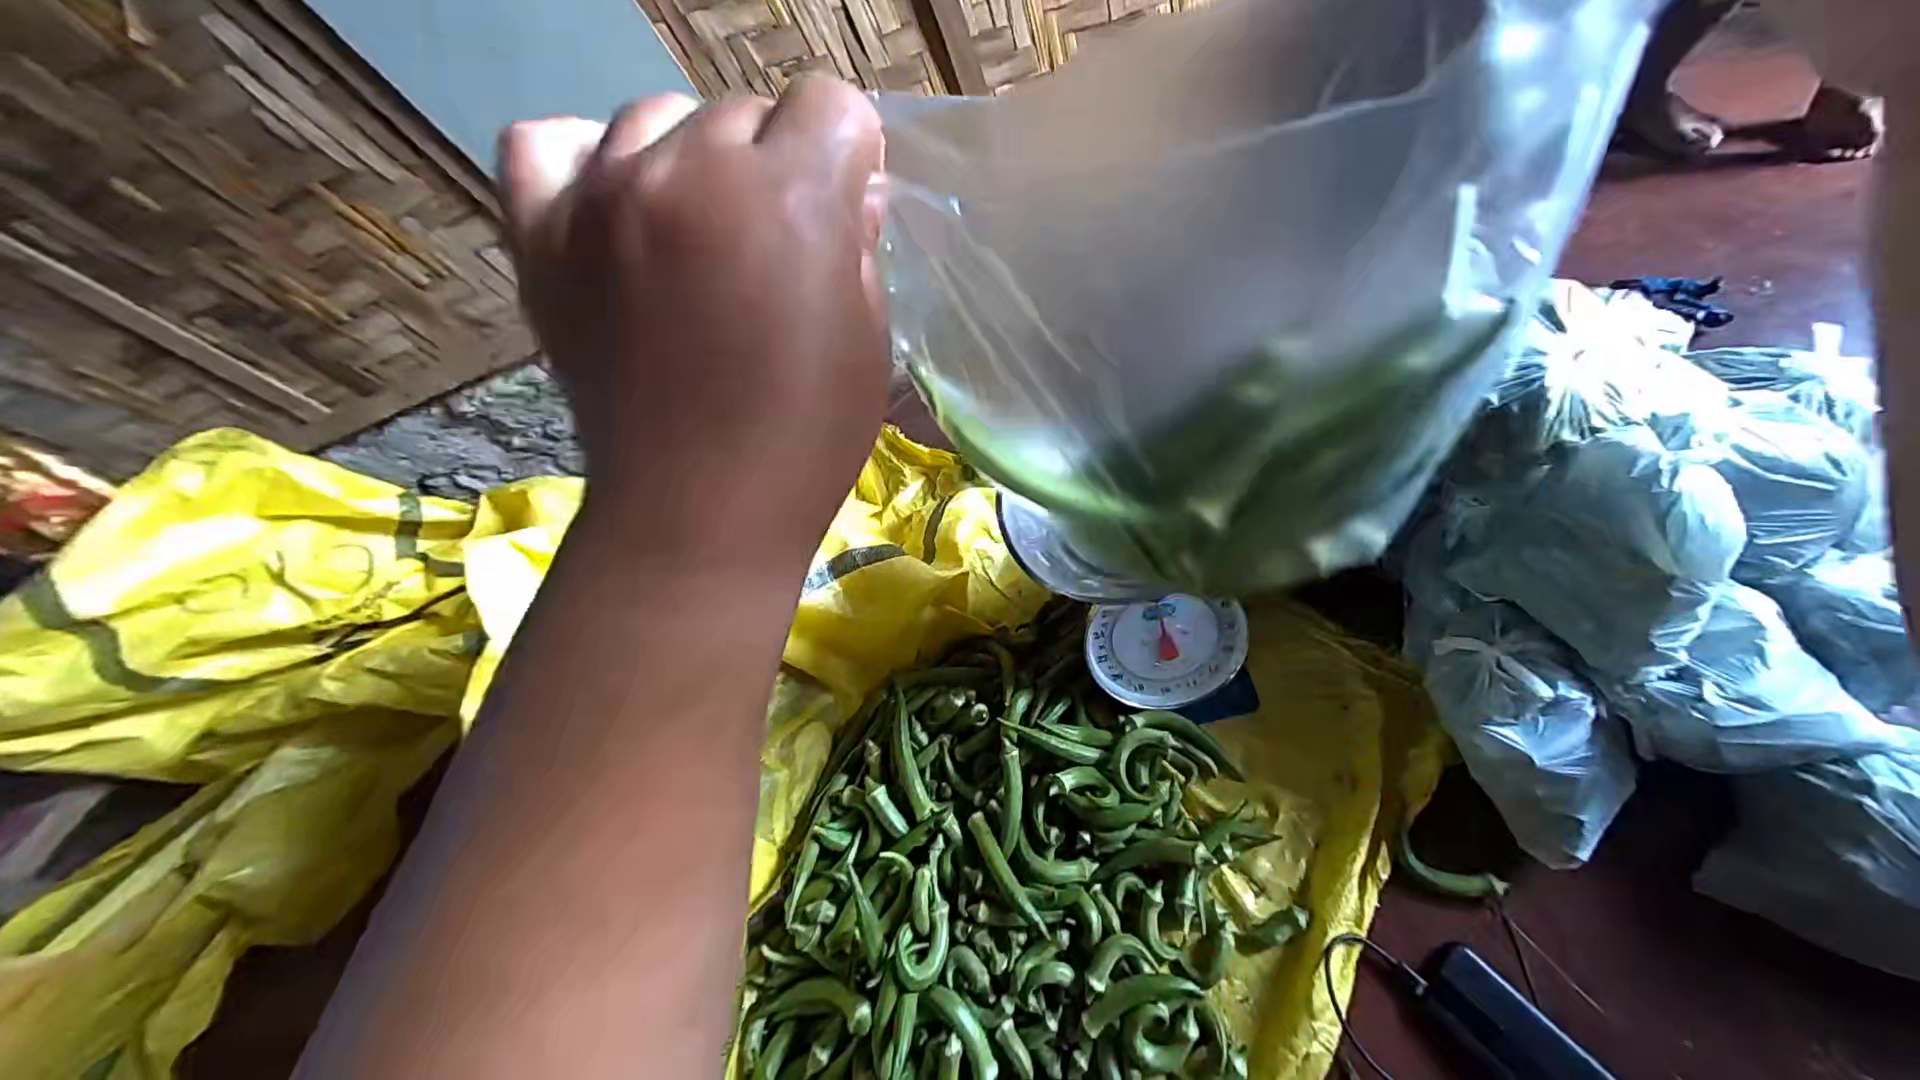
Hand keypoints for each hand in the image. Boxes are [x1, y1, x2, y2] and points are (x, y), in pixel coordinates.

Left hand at [498, 80, 887, 569]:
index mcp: (792, 199)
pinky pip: (548, 144)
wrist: (700, 512)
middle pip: (747, 112)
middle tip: (778, 247)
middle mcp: (693, 171)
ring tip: (703, 237)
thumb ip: (860, 251)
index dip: (852, 157)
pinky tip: (621, 209)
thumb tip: (851, 199)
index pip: (833, 106)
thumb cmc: (806, 441)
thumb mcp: (867, 344)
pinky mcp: (541, 236)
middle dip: (779, 167)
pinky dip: (589, 163)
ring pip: (658, 118)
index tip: (848, 210)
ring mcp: (603, 197)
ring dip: (697, 165)